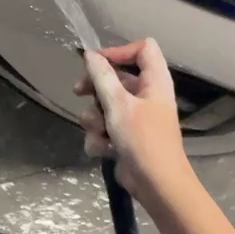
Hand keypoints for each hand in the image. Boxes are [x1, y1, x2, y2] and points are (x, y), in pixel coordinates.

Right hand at [74, 38, 192, 198]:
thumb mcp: (118, 105)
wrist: (156, 183)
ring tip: (100, 133)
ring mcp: (135, 117)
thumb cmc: (143, 139)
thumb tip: (90, 55)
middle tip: (78, 92)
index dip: (119, 52)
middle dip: (94, 89)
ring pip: (103, 106)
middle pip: (115, 78)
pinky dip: (99, 138)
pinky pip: (103, 128)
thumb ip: (102, 77)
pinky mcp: (125, 137)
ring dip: (95, 120)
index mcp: (154, 82)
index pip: (143, 49)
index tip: (96, 62)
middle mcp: (146, 96)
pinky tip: (104, 149)